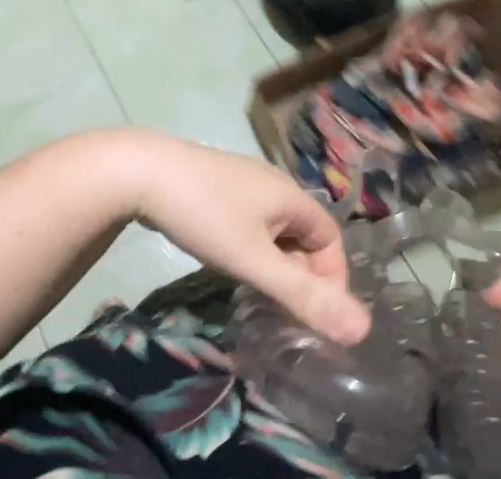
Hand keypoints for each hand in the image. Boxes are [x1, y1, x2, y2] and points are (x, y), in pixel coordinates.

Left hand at [121, 133, 370, 345]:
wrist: (137, 170)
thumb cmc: (202, 213)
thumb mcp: (253, 260)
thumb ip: (303, 296)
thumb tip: (363, 329)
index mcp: (289, 194)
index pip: (331, 238)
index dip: (333, 278)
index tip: (318, 315)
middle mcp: (269, 182)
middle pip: (302, 233)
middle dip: (302, 273)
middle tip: (286, 312)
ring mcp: (238, 181)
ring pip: (271, 228)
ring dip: (273, 262)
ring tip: (257, 293)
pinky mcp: (211, 185)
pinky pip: (245, 221)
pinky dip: (248, 246)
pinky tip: (226, 262)